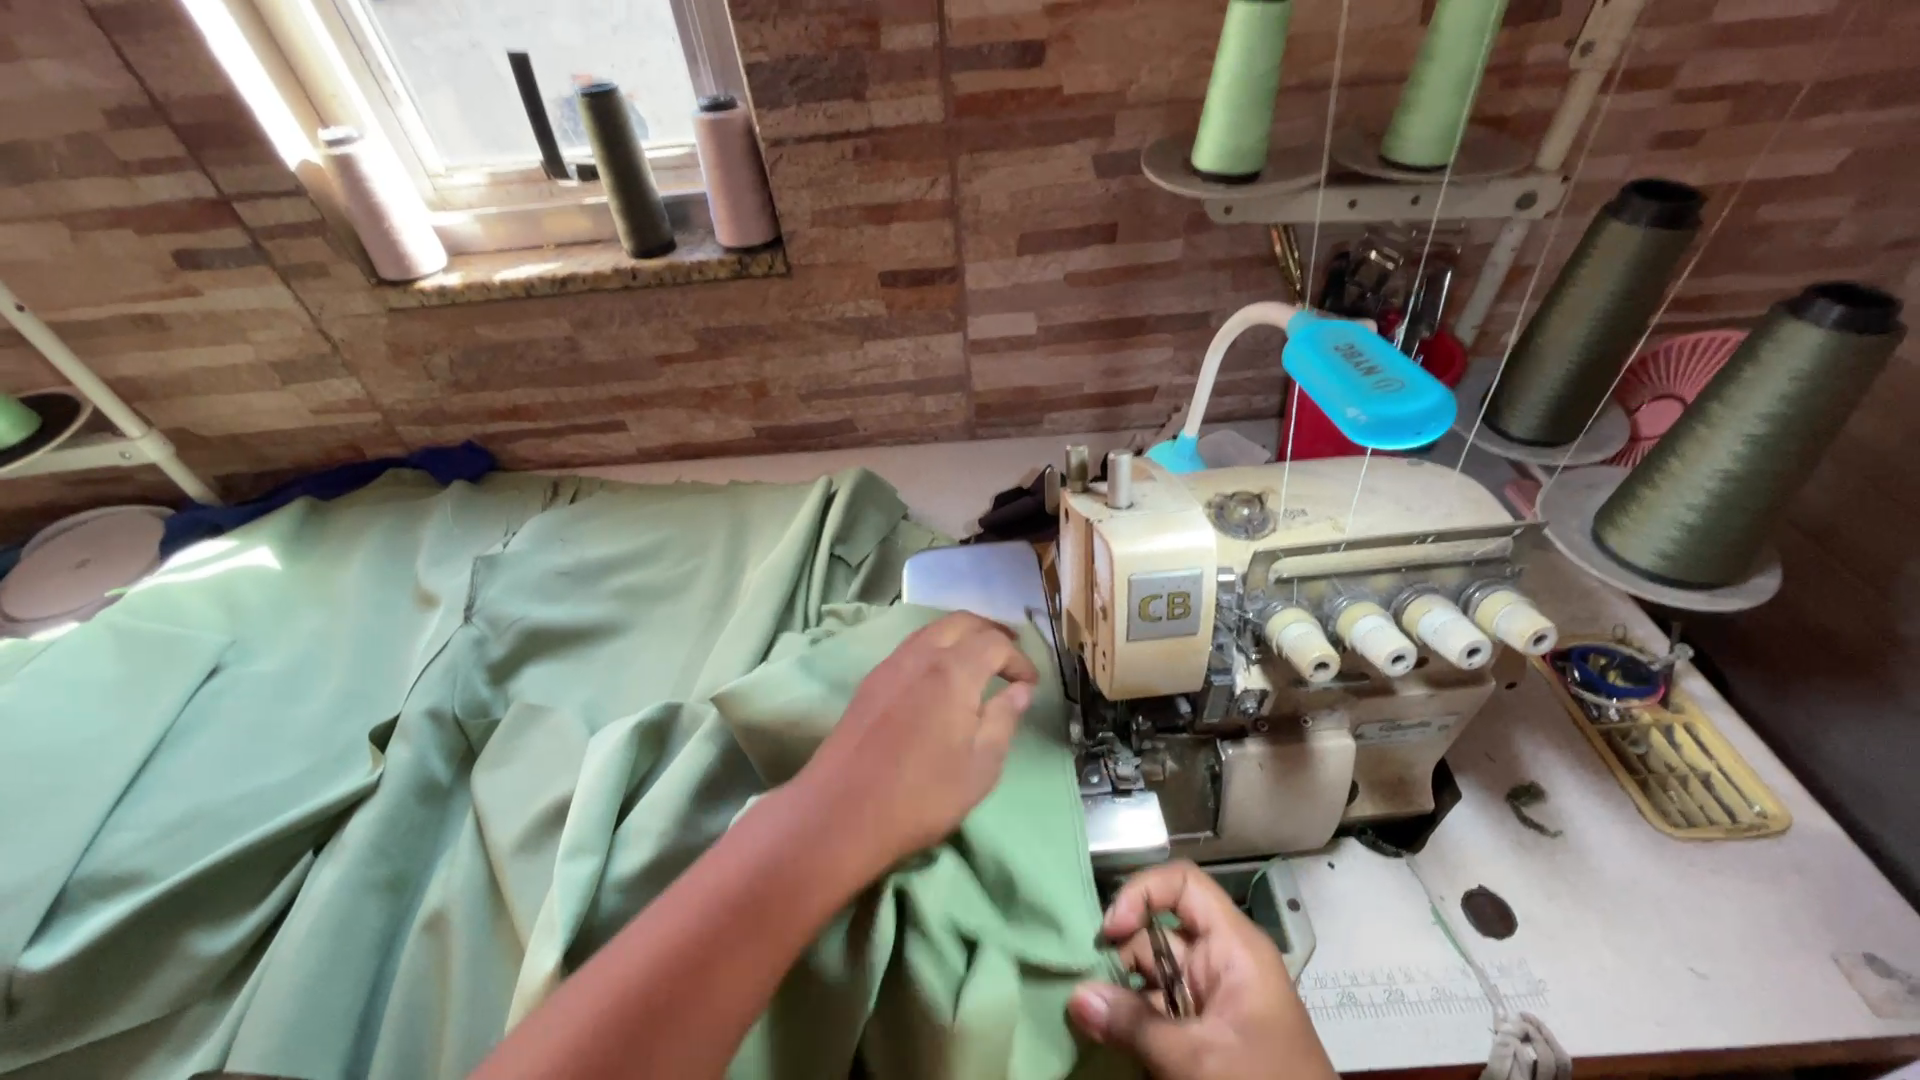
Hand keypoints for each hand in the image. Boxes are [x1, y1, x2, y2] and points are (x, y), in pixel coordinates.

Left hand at [792, 612, 1039, 870]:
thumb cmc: (921, 795)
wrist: (841, 813)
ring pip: (931, 631)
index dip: (1019, 658)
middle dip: (991, 632)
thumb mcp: (980, 766)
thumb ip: (1003, 720)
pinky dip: (935, 650)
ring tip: (979, 664)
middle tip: (1010, 657)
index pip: (994, 643)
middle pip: (960, 622)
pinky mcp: (870, 684)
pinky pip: (910, 649)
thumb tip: (1020, 690)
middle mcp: (919, 657)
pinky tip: (941, 680)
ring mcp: (889, 667)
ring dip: (961, 638)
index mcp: (952, 672)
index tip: (1031, 684)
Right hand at [1068, 862, 1336, 1079]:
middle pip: (1158, 931)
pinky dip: (1132, 1019)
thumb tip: (1076, 996)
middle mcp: (1220, 962)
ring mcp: (1210, 1000)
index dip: (1141, 894)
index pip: (1182, 885)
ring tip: (1089, 1014)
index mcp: (1233, 947)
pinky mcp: (1202, 1034)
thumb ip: (1134, 1024)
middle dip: (1119, 952)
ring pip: (1152, 974)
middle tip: (1084, 982)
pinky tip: (1105, 1034)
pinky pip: (1157, 1010)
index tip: (1109, 931)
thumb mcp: (1196, 1057)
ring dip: (1120, 991)